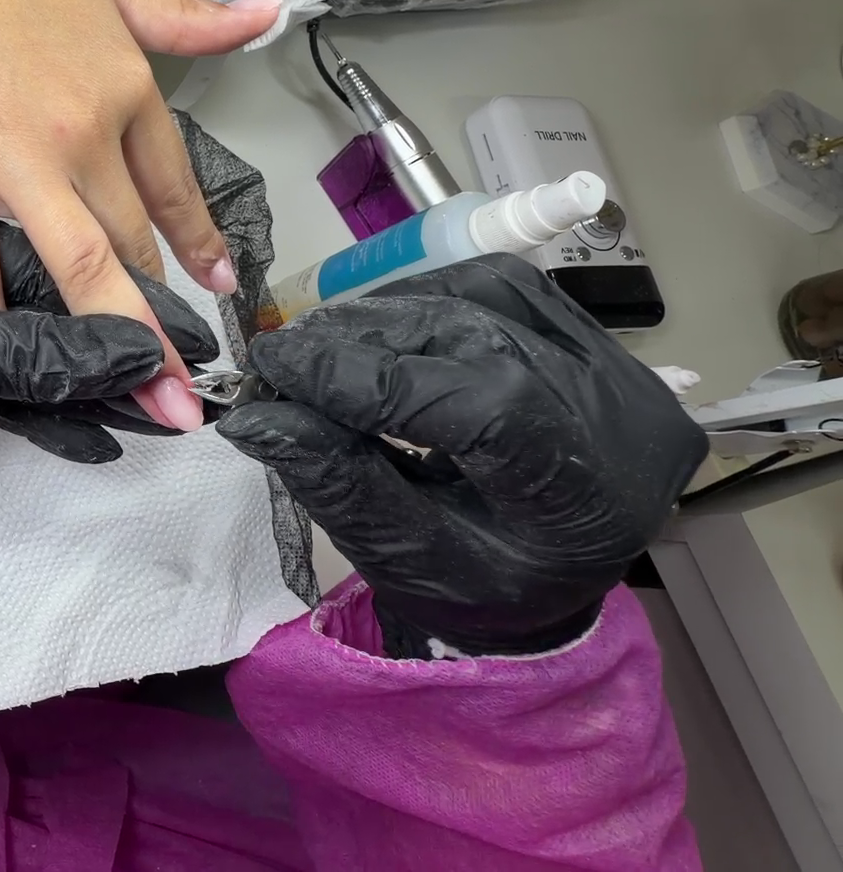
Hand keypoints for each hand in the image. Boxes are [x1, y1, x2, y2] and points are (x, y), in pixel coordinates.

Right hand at [0, 0, 276, 426]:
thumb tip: (260, 14)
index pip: (174, 185)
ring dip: (113, 344)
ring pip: (76, 267)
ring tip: (140, 399)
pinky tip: (5, 356)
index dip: (200, 244)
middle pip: (132, 242)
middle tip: (185, 378)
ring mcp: (12, 157)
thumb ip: (182, 14)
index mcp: (123, 83)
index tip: (215, 287)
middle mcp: (81, 129)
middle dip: (165, 319)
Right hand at [216, 255, 706, 656]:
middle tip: (279, 358)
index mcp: (582, 498)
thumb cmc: (467, 588)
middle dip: (354, 338)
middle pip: (473, 336)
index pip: (479, 404)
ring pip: (480, 295)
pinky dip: (417, 298)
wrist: (536, 583)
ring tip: (319, 347)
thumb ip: (331, 480)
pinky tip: (374, 331)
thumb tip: (251, 415)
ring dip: (380, 313)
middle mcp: (622, 417)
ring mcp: (616, 367)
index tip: (271, 364)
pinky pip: (493, 286)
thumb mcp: (392, 553)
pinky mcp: (588, 338)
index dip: (360, 375)